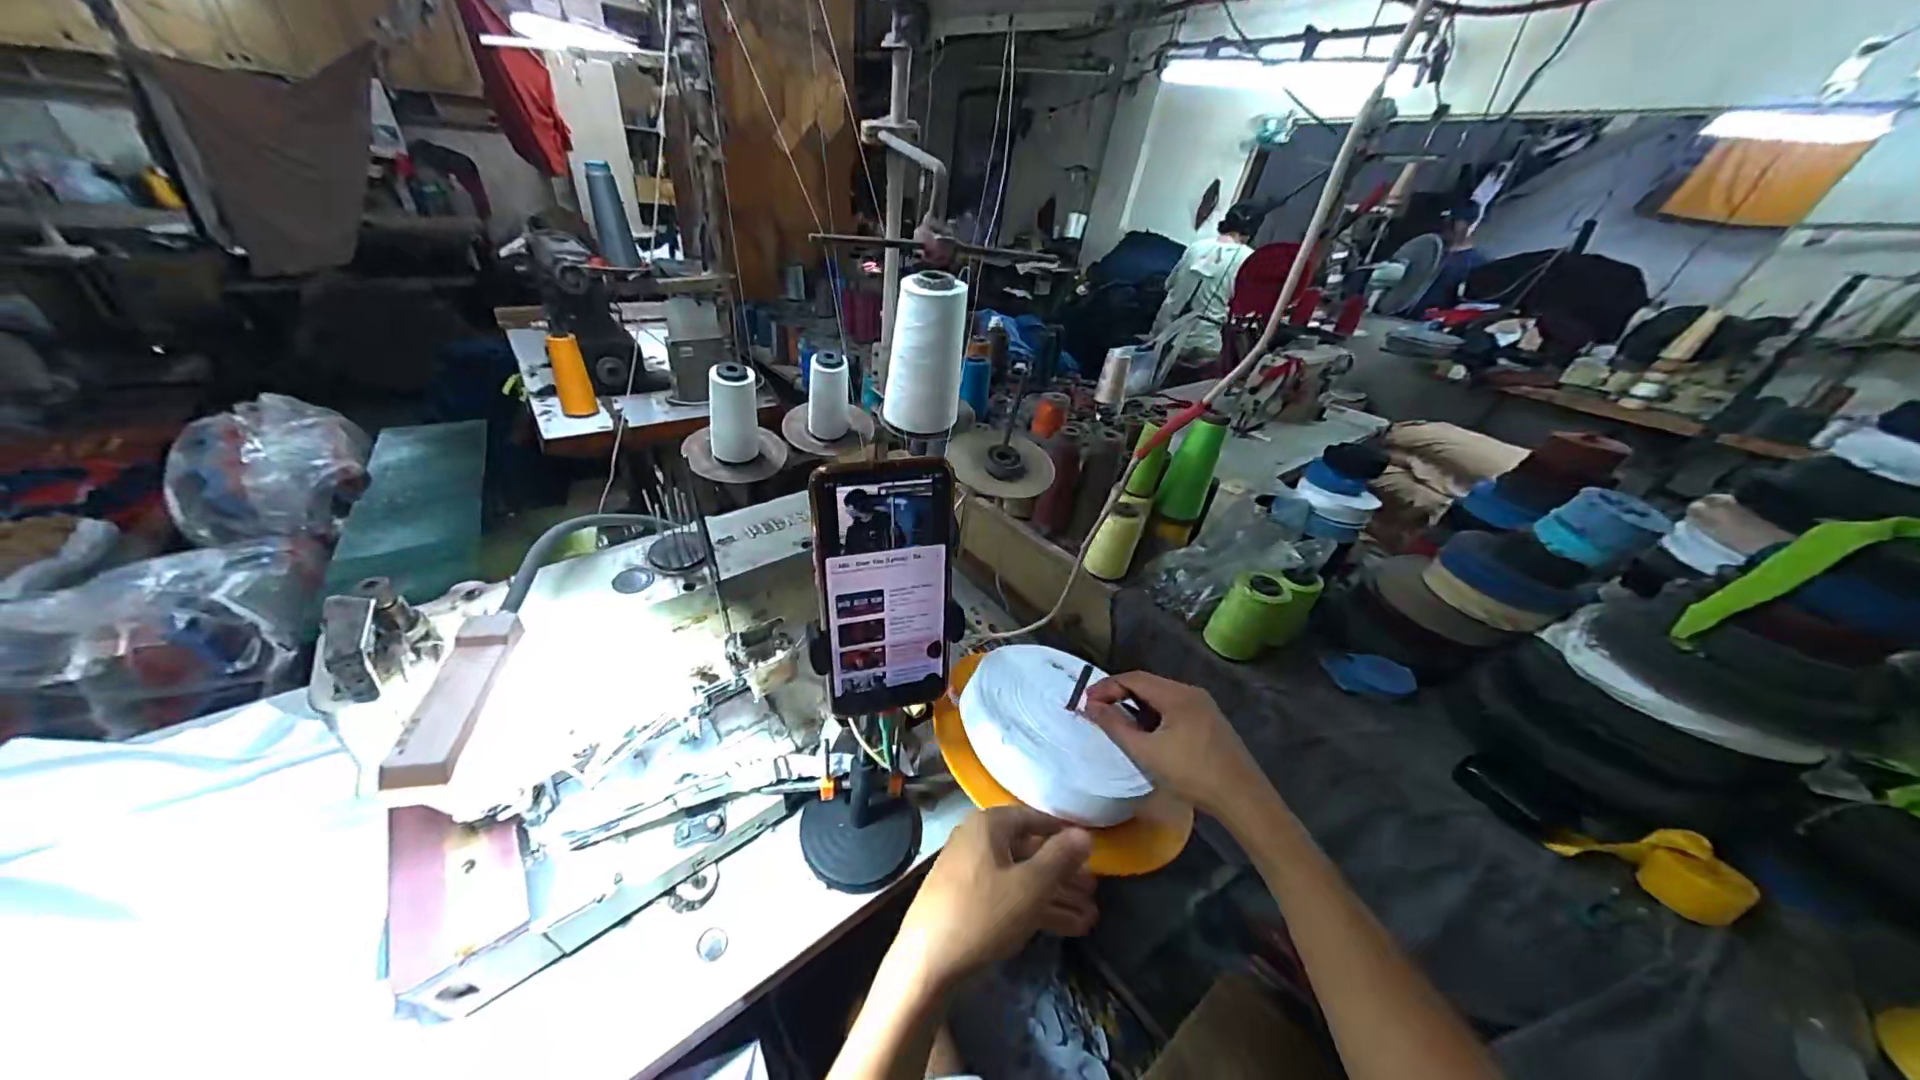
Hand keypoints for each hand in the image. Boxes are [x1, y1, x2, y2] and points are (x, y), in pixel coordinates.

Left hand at [893, 806, 1094, 990]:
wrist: (926, 963)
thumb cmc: (982, 913)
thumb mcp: (1030, 886)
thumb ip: (1060, 858)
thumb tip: (1084, 834)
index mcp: (989, 826)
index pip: (1034, 818)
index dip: (1063, 833)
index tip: (1091, 849)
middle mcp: (977, 841)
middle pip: (1029, 851)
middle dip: (1064, 874)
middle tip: (1095, 892)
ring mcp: (970, 873)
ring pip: (1022, 878)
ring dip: (1056, 897)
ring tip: (1090, 917)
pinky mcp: (968, 903)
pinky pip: (1009, 897)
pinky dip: (1036, 909)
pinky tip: (1068, 928)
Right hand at [1081, 671, 1271, 821]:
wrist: (1244, 799)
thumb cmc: (1192, 774)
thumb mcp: (1146, 752)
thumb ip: (1115, 726)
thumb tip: (1091, 706)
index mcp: (1177, 694)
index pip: (1133, 678)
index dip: (1106, 687)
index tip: (1085, 703)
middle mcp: (1192, 693)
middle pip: (1148, 684)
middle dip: (1119, 695)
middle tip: (1098, 713)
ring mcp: (1204, 707)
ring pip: (1161, 697)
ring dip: (1137, 707)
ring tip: (1118, 725)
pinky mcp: (1210, 722)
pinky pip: (1175, 709)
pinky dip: (1154, 716)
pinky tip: (1148, 735)